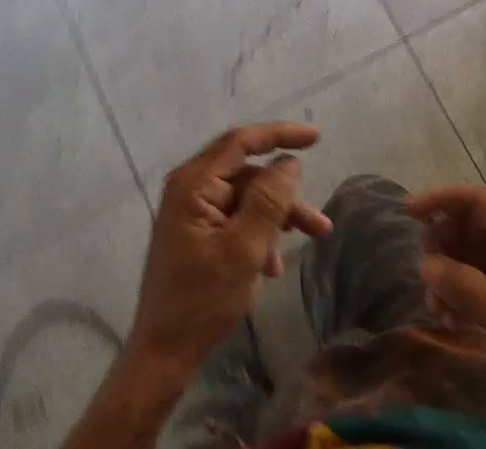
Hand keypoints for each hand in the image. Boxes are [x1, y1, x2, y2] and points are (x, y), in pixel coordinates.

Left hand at [129, 123, 334, 371]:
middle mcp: (190, 188)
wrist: (165, 350)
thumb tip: (288, 162)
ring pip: (247, 200)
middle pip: (249, 176)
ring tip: (309, 244)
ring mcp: (192, 211)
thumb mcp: (244, 249)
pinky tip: (272, 269)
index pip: (240, 141)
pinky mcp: (197, 233)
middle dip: (286, 197)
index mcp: (193, 184)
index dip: (280, 134)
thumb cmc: (202, 299)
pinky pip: (237, 220)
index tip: (316, 138)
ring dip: (277, 220)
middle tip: (320, 225)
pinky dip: (259, 237)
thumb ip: (268, 201)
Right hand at [405, 185, 485, 409]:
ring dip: (450, 274)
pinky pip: (484, 274)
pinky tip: (456, 320)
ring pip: (473, 251)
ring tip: (440, 312)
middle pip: (470, 224)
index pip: (476, 199)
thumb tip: (427, 263)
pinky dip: (464, 290)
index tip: (408, 213)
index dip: (440, 198)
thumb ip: (465, 289)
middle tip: (427, 279)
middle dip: (441, 245)